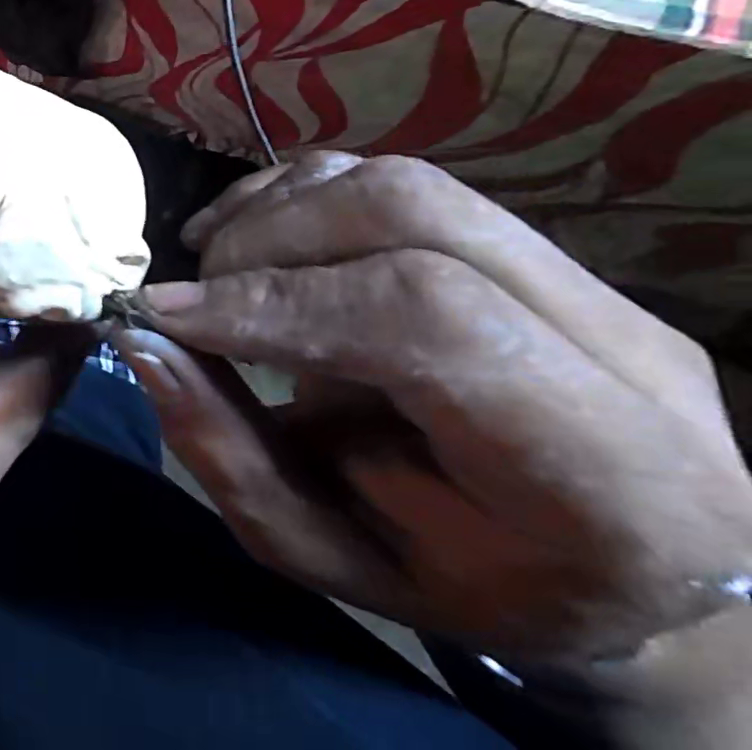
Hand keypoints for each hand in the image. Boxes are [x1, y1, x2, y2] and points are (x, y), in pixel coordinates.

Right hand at [113, 152, 751, 662]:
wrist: (600, 558)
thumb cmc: (456, 578)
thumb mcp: (321, 551)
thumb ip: (226, 452)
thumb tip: (141, 341)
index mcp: (598, 467)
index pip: (425, 316)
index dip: (270, 301)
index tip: (162, 316)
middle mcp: (615, 344)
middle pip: (407, 211)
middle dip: (259, 243)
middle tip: (190, 303)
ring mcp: (579, 278)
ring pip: (390, 182)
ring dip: (265, 217)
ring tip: (212, 274)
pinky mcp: (524, 245)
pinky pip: (380, 178)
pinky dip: (283, 198)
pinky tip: (242, 243)